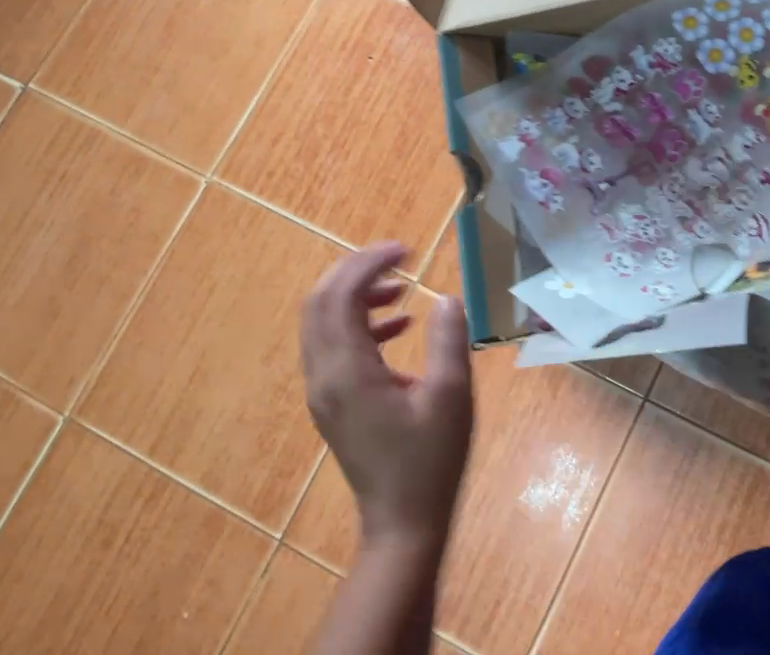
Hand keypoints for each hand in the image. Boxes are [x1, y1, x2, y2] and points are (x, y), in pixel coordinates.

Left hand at [301, 242, 473, 550]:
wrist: (402, 520)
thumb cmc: (431, 459)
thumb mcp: (452, 396)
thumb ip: (448, 341)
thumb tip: (445, 297)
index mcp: (349, 372)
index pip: (340, 297)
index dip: (368, 263)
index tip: (407, 249)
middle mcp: (324, 377)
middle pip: (318, 304)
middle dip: (354, 270)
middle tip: (398, 257)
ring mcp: (323, 392)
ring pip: (321, 324)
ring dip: (355, 295)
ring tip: (401, 287)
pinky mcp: (332, 403)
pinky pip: (333, 346)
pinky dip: (359, 323)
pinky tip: (399, 325)